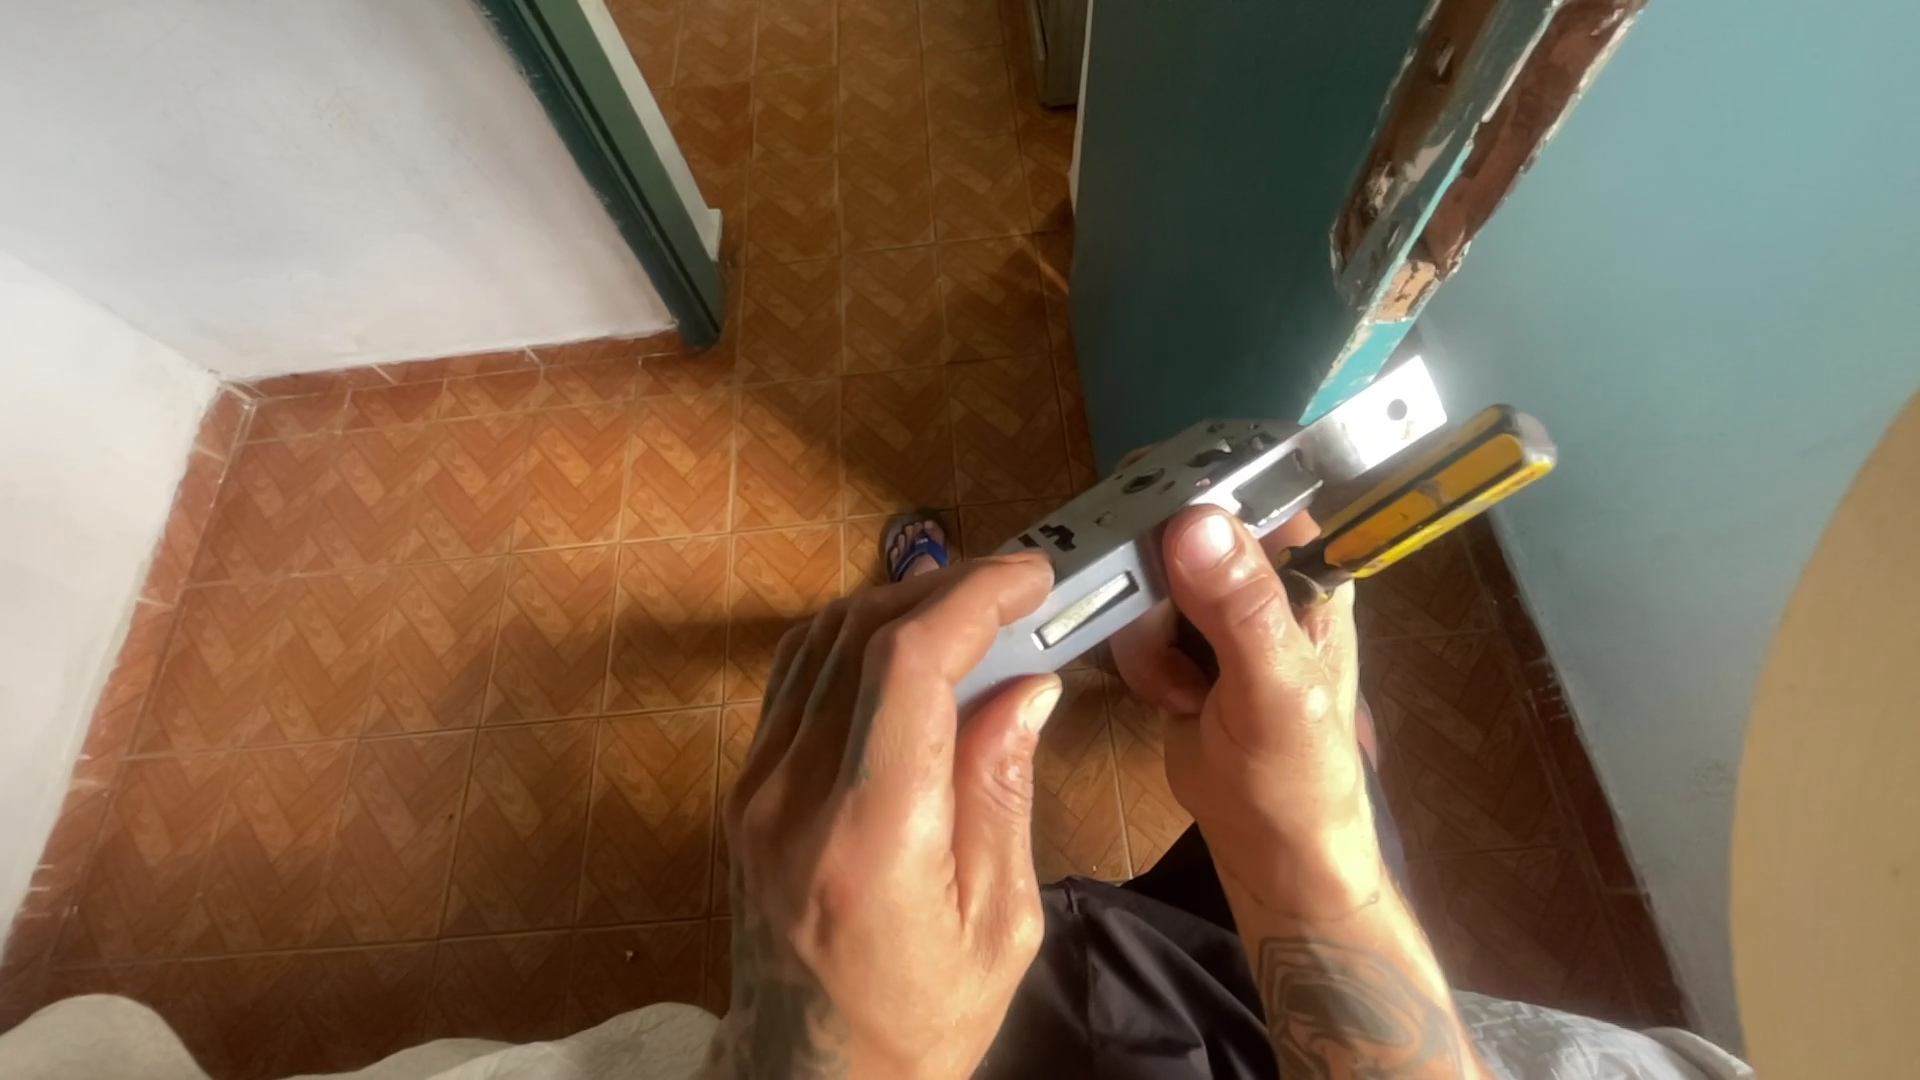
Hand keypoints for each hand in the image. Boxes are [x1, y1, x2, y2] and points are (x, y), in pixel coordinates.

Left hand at [708, 555, 1061, 1079]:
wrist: (809, 1078)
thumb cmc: (922, 1021)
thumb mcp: (999, 924)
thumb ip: (1001, 789)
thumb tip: (1026, 685)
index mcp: (869, 837)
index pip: (909, 667)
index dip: (972, 600)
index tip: (1028, 578)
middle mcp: (793, 793)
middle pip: (863, 634)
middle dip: (948, 589)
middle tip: (1013, 583)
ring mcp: (757, 782)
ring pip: (825, 638)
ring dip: (902, 601)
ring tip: (970, 602)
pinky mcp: (748, 782)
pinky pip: (800, 670)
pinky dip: (856, 631)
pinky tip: (904, 636)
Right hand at [1111, 507, 1384, 912]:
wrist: (1267, 843)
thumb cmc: (1298, 777)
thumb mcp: (1276, 694)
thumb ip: (1241, 611)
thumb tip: (1193, 521)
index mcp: (1308, 569)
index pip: (1251, 491)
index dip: (1197, 487)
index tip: (1142, 503)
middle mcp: (1260, 575)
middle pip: (1178, 529)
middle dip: (1157, 589)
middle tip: (1165, 638)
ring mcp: (1213, 608)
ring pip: (1144, 576)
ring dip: (1147, 639)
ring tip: (1181, 692)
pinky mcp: (1178, 639)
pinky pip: (1132, 618)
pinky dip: (1138, 660)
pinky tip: (1169, 699)